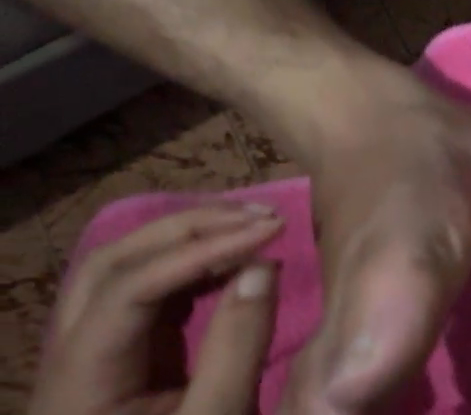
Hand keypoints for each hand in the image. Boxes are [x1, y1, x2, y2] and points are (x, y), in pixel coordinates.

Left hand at [30, 203, 283, 414]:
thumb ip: (237, 344)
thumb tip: (262, 265)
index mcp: (77, 388)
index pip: (129, 291)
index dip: (202, 249)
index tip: (274, 228)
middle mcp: (64, 363)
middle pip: (106, 267)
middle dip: (186, 229)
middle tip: (262, 215)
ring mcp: (87, 357)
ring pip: (117, 270)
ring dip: (186, 237)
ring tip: (255, 224)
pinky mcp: (118, 355)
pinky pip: (142, 289)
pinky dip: (191, 260)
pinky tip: (238, 254)